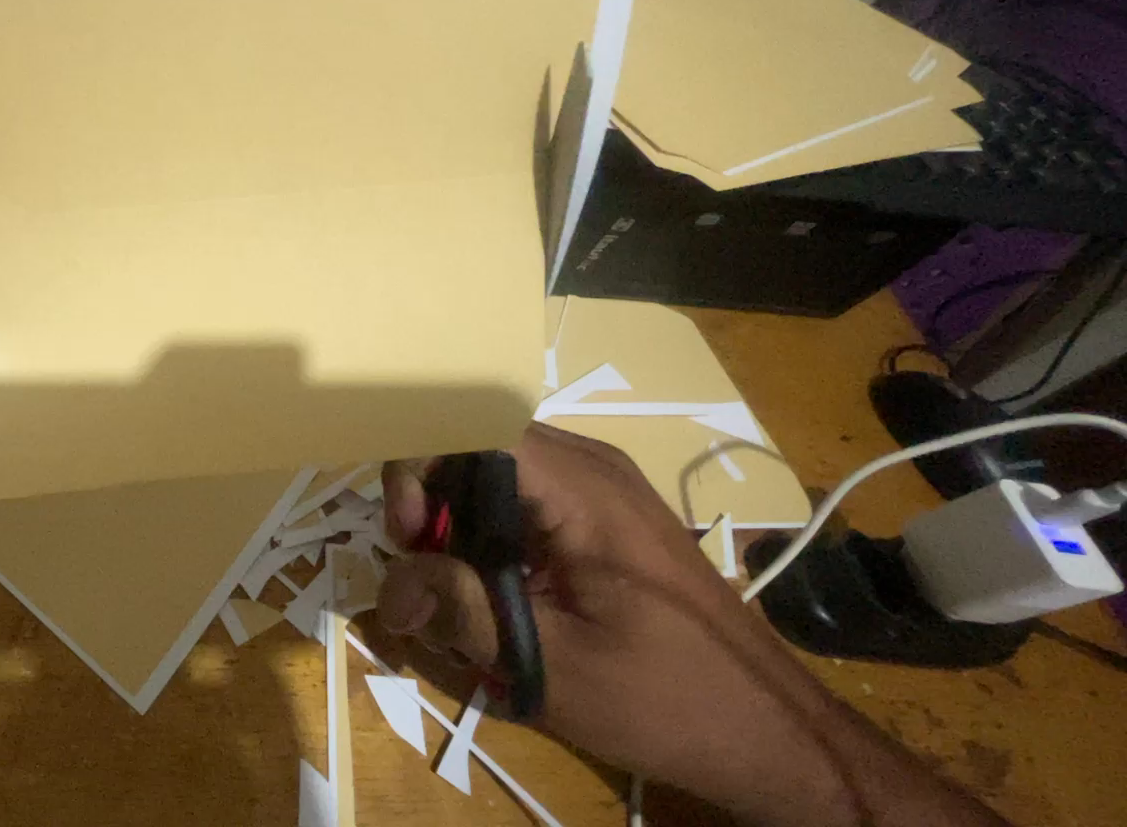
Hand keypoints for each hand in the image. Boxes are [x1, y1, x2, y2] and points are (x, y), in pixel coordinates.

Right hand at [377, 423, 1008, 826]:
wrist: (775, 734)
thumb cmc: (667, 700)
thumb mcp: (552, 666)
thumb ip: (461, 610)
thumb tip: (388, 586)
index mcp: (580, 487)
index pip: (469, 428)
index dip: (418, 468)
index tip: (408, 536)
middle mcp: (586, 464)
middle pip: (472, 444)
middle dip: (428, 499)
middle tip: (420, 571)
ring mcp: (596, 485)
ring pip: (488, 469)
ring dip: (452, 520)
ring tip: (451, 586)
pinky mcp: (598, 512)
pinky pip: (516, 495)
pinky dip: (484, 531)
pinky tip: (491, 586)